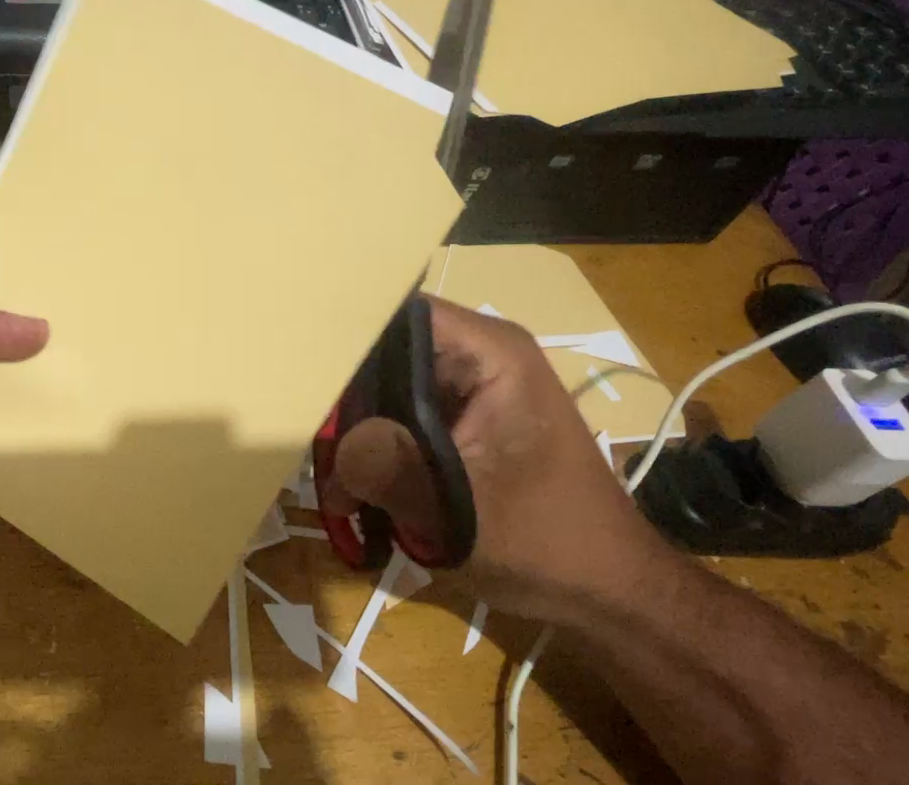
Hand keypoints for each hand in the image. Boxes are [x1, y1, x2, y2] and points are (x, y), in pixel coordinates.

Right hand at [319, 295, 672, 625]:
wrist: (608, 595)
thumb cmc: (550, 543)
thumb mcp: (462, 510)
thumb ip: (392, 468)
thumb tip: (333, 446)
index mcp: (490, 352)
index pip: (397, 313)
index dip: (346, 336)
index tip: (300, 373)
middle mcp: (476, 356)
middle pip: (384, 352)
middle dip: (344, 401)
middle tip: (311, 449)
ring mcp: (468, 389)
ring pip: (385, 389)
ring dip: (356, 435)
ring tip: (335, 486)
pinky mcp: (460, 422)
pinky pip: (400, 418)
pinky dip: (374, 450)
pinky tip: (355, 491)